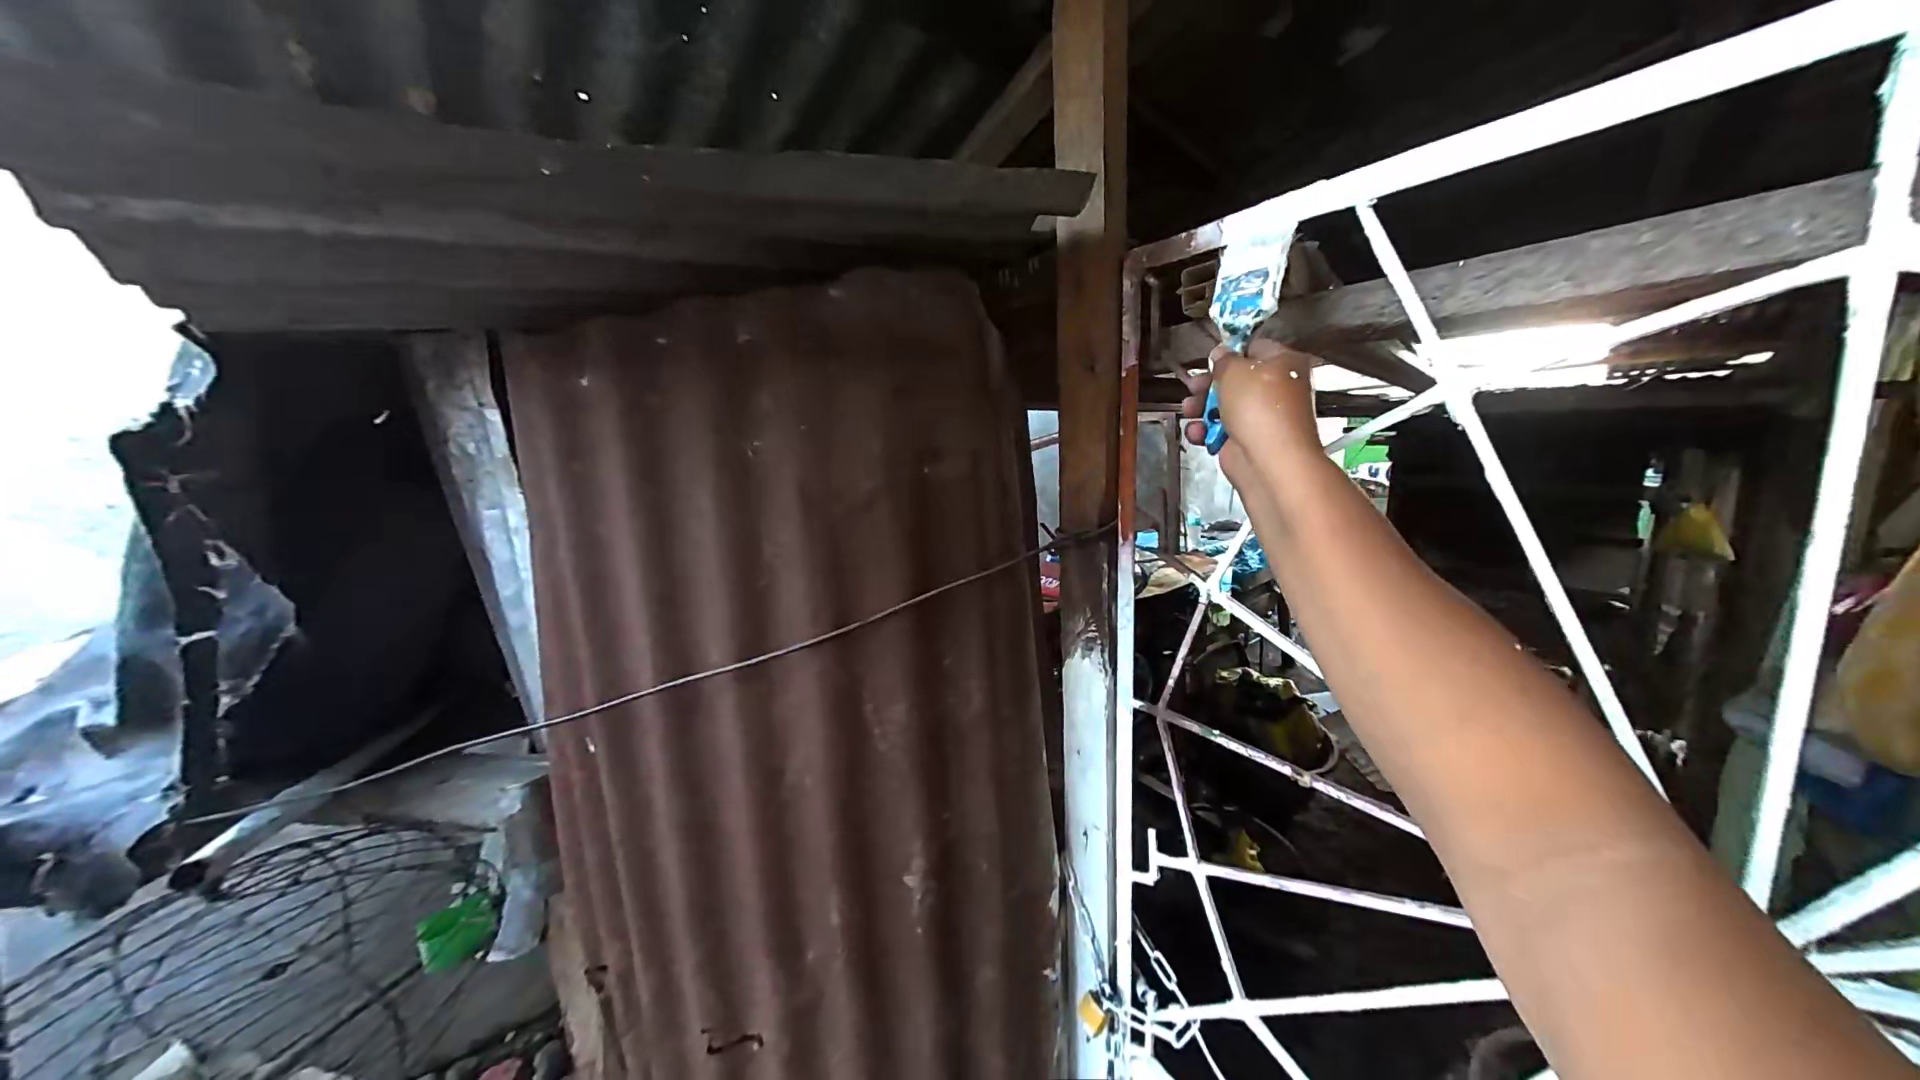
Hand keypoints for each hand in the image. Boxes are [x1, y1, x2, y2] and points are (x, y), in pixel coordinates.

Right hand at [1179, 339, 1321, 486]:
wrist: (1268, 460)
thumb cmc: (1258, 406)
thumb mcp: (1236, 371)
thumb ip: (1224, 360)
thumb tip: (1220, 353)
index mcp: (1283, 364)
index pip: (1255, 349)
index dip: (1230, 353)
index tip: (1209, 360)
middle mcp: (1274, 389)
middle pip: (1234, 380)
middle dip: (1208, 385)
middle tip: (1192, 387)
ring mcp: (1259, 417)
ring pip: (1223, 406)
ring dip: (1201, 408)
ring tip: (1189, 410)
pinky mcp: (1244, 441)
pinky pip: (1219, 430)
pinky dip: (1205, 431)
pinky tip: (1196, 433)